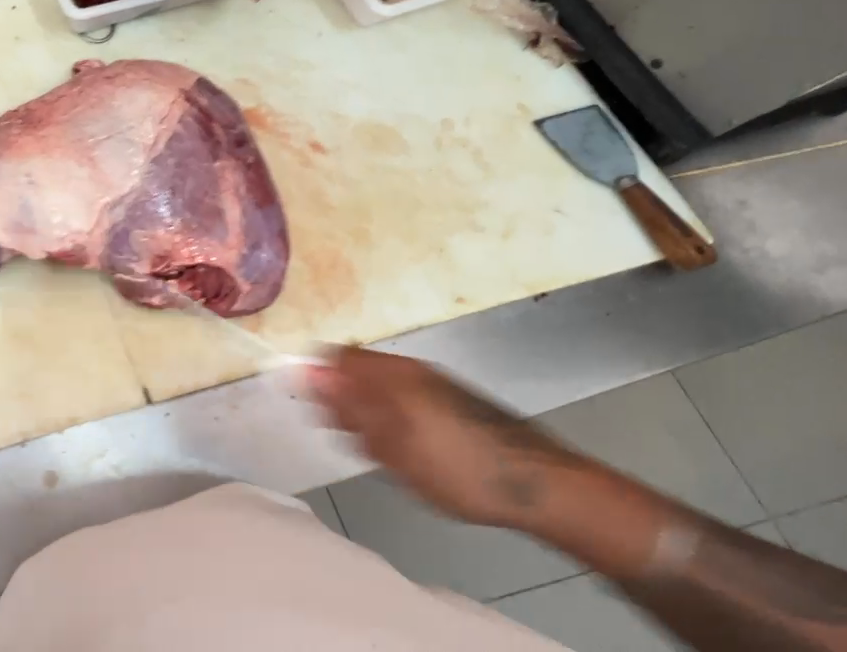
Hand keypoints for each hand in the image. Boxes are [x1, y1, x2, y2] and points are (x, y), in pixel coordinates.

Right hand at [306, 346, 584, 528]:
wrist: (543, 488)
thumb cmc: (458, 467)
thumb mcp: (390, 443)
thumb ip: (345, 404)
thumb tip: (304, 370)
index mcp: (392, 372)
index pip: (333, 357)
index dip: (319, 384)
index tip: (321, 417)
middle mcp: (411, 369)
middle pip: (356, 374)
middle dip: (348, 407)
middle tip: (359, 444)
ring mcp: (435, 385)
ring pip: (381, 392)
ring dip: (373, 420)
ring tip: (388, 456)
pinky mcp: (453, 404)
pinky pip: (406, 405)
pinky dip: (398, 426)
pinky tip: (415, 457)